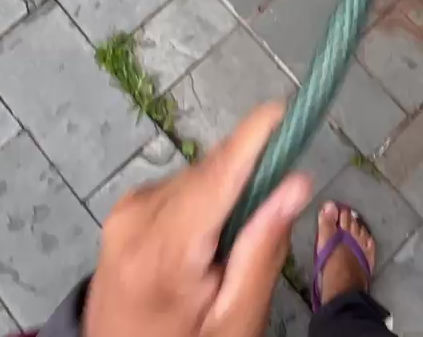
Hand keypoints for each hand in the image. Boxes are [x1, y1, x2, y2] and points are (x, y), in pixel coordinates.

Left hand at [84, 105, 310, 336]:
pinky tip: (205, 240)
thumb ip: (264, 250)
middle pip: (213, 173)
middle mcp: (138, 217)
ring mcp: (126, 210)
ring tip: (231, 243)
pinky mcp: (124, 207)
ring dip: (227, 191)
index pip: (217, 175)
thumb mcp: (235, 321)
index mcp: (164, 252)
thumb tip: (299, 181)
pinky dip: (204, 199)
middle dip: (249, 178)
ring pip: (200, 175)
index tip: (286, 108)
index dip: (252, 136)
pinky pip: (182, 185)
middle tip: (273, 214)